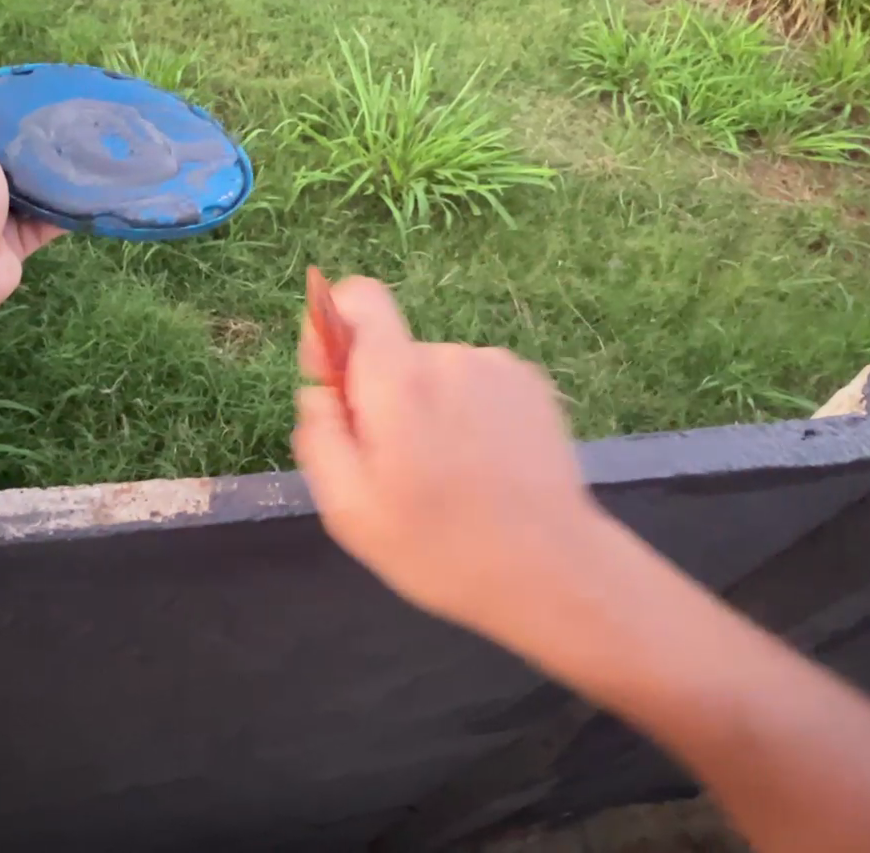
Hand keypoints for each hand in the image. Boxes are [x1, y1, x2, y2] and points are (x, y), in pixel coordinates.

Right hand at [293, 275, 610, 643]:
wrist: (551, 569)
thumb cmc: (438, 547)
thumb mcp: (350, 509)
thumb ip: (319, 435)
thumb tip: (318, 392)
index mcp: (400, 380)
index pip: (361, 299)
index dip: (334, 324)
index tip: (333, 379)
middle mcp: (450, 357)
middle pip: (394, 353)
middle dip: (382, 397)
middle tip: (397, 466)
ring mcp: (498, 367)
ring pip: (434, 373)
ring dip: (427, 409)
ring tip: (447, 474)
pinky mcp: (531, 384)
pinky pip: (475, 384)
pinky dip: (466, 414)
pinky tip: (482, 466)